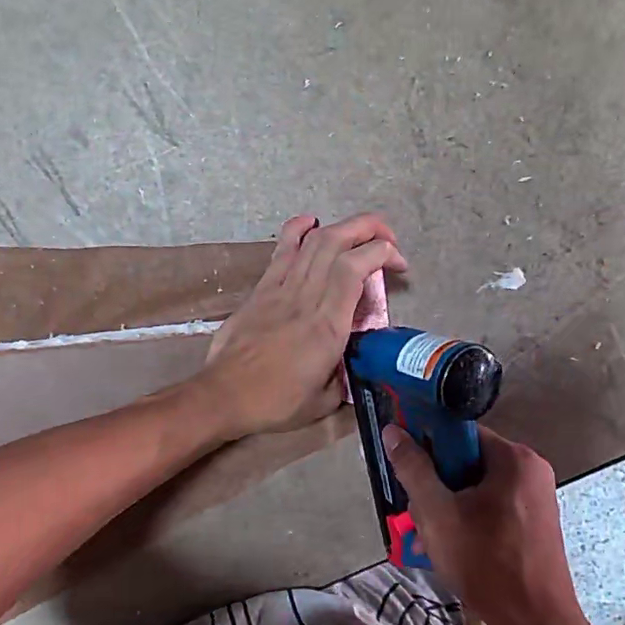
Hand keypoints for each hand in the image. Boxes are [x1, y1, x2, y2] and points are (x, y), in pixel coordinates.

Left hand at [197, 212, 406, 438]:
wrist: (225, 395)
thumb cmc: (276, 403)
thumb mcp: (326, 400)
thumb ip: (345, 376)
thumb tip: (350, 363)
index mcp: (327, 325)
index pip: (356, 268)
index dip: (382, 253)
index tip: (399, 264)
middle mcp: (306, 298)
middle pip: (337, 242)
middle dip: (369, 229)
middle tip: (388, 240)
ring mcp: (281, 289)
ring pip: (313, 241)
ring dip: (342, 227)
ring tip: (360, 232)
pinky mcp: (261, 290)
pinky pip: (282, 251)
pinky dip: (298, 230)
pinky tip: (310, 222)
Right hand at [380, 424, 585, 624]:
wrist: (537, 623)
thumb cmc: (485, 563)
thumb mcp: (438, 514)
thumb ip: (414, 469)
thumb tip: (394, 431)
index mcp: (514, 458)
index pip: (460, 433)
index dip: (429, 449)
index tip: (409, 472)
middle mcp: (531, 470)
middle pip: (468, 462)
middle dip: (438, 487)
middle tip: (421, 516)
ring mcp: (537, 498)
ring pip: (477, 489)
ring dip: (450, 508)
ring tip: (433, 538)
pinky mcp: (536, 523)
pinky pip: (493, 508)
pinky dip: (470, 521)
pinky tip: (455, 548)